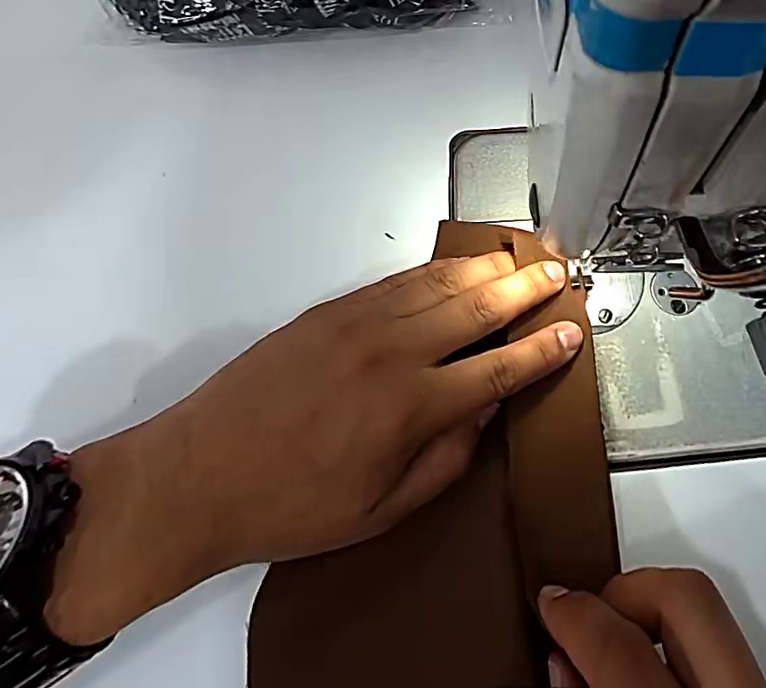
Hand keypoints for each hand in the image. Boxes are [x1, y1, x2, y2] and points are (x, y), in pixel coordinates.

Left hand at [44, 251, 582, 642]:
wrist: (196, 473)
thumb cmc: (288, 503)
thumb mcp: (380, 510)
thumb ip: (445, 458)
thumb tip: (482, 412)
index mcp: (410, 408)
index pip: (498, 369)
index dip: (541, 350)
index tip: (569, 333)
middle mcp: (393, 353)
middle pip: (479, 306)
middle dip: (525, 286)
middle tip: (556, 271)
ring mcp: (360, 321)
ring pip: (442, 280)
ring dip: (487, 266)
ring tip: (518, 255)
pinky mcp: (333, 308)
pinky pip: (399, 278)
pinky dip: (437, 268)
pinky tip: (457, 265)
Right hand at [538, 569, 765, 687]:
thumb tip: (562, 661)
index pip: (620, 646)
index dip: (573, 615)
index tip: (552, 603)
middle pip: (685, 595)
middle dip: (626, 588)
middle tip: (589, 610)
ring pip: (710, 607)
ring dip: (657, 606)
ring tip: (623, 635)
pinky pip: (726, 638)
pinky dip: (687, 635)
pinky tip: (661, 657)